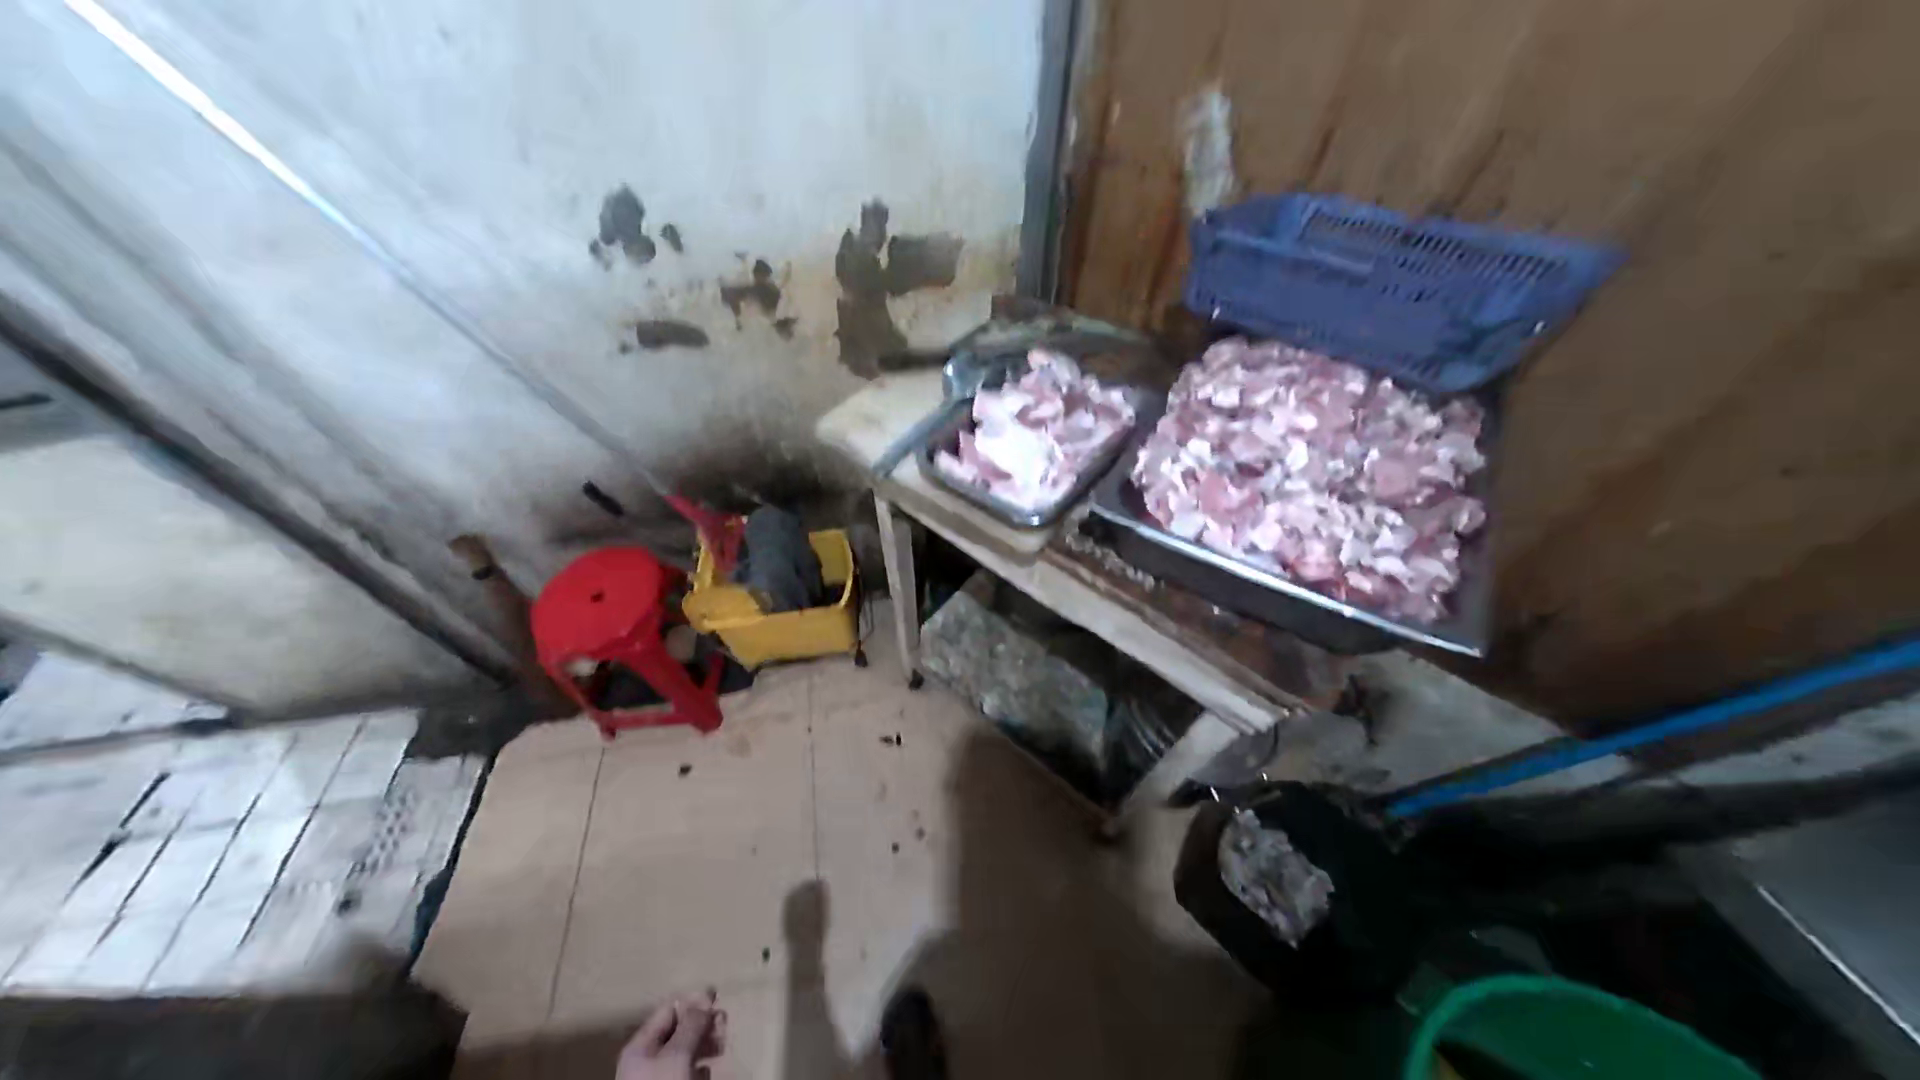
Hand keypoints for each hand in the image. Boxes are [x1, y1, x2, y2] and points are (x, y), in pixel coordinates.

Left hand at [616, 989, 727, 1079]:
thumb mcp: (678, 1055)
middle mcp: (645, 1061)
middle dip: (703, 1025)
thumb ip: (692, 1024)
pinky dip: (699, 1070)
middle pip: (679, 1031)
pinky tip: (706, 1076)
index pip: (669, 1010)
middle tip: (724, 1026)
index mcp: (640, 1047)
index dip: (693, 1002)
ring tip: (720, 1049)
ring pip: (684, 1052)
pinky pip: (685, 1074)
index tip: (717, 1001)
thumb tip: (705, 998)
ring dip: (705, 1045)